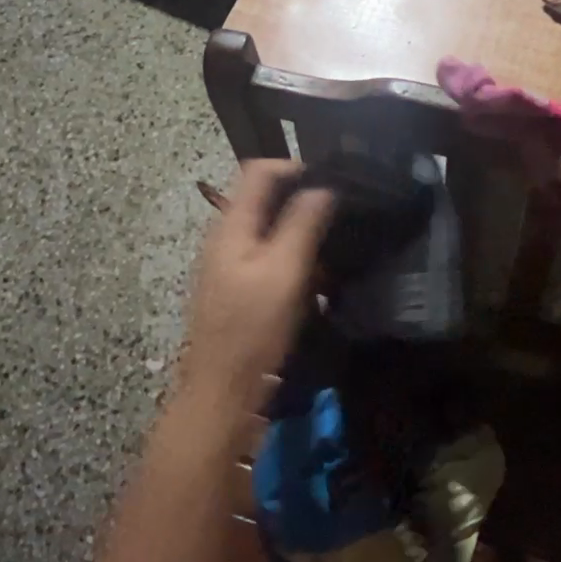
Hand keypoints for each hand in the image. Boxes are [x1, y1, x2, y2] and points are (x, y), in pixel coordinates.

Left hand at [183, 160, 333, 409]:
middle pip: (264, 199)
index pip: (259, 170)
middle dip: (301, 201)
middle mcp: (225, 237)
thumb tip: (322, 185)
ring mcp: (227, 265)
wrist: (222, 394)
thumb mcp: (285, 271)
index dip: (294, 167)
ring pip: (268, 231)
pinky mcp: (236, 290)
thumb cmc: (253, 329)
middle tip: (338, 214)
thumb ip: (302, 223)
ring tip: (333, 247)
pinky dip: (291, 260)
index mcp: (231, 224)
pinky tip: (315, 279)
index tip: (332, 181)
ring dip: (300, 234)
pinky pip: (267, 259)